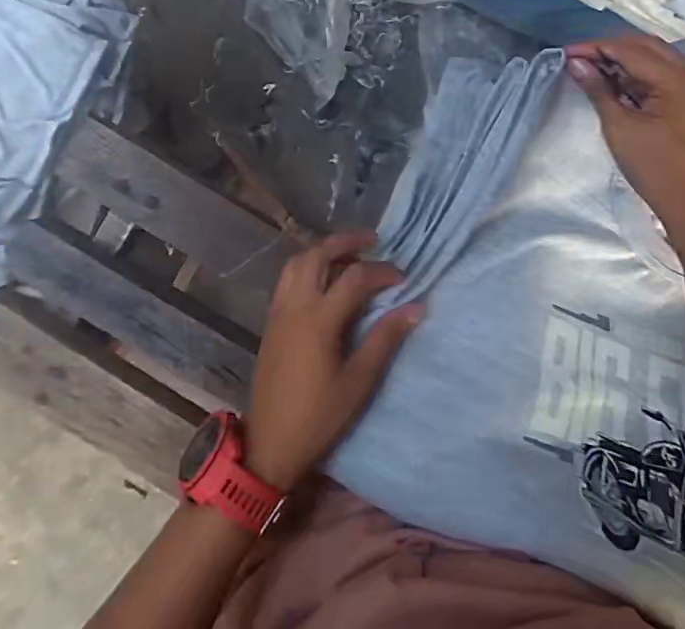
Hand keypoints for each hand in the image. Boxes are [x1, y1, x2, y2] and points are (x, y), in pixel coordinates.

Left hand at [243, 231, 422, 489]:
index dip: (382, 271)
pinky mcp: (271, 321)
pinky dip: (307, 266)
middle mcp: (295, 306)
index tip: (404, 278)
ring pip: (297, 263)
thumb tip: (415, 307)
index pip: (354, 277)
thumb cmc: (319, 417)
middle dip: (345, 241)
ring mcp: (278, 312)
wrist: (269, 443)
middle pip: (316, 255)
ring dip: (322, 251)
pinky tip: (324, 281)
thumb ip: (385, 339)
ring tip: (349, 257)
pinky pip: (287, 279)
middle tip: (372, 242)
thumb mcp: (359, 382)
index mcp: (318, 320)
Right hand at [565, 35, 684, 223]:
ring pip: (657, 57)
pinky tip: (616, 82)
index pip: (633, 51)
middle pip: (648, 46)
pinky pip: (664, 74)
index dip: (597, 48)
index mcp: (681, 82)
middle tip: (578, 58)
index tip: (567, 53)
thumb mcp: (619, 127)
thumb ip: (598, 89)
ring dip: (624, 59)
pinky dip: (639, 73)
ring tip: (593, 69)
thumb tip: (575, 63)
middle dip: (610, 48)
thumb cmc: (654, 168)